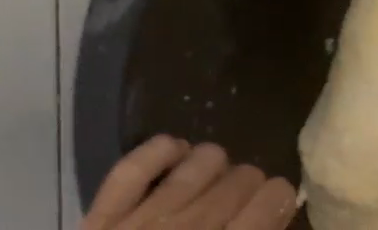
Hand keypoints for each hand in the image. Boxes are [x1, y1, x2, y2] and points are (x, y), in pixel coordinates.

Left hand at [81, 135, 298, 229]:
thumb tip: (275, 221)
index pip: (276, 194)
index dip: (277, 205)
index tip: (269, 219)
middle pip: (246, 174)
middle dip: (248, 193)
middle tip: (235, 219)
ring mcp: (142, 224)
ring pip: (206, 157)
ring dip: (214, 175)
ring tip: (203, 200)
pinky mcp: (100, 222)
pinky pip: (137, 163)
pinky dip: (162, 155)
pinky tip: (172, 168)